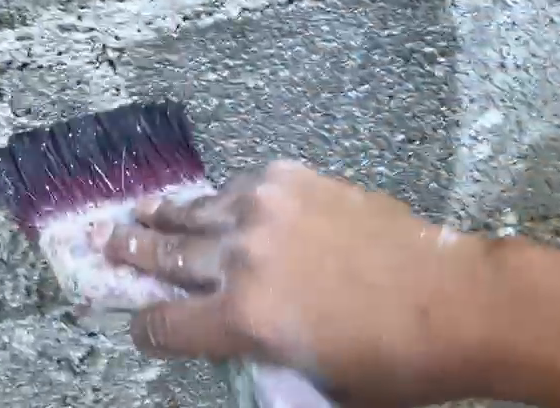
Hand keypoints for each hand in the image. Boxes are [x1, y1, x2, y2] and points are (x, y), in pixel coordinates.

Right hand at [103, 161, 494, 407]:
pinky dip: (224, 203)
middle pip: (167, 254)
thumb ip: (262, 356)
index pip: (171, 324)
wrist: (457, 299)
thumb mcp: (320, 383)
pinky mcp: (282, 178)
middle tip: (102, 239)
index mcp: (246, 318)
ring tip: (140, 211)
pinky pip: (238, 190)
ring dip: (163, 216)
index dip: (146, 328)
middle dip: (130, 252)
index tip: (134, 325)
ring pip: (194, 212)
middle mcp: (239, 258)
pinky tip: (219, 205)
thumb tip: (229, 334)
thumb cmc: (396, 362)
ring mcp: (259, 209)